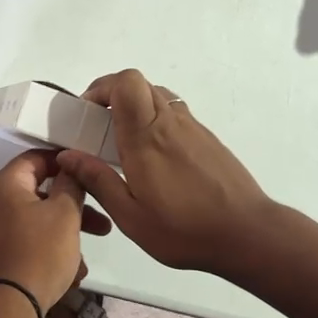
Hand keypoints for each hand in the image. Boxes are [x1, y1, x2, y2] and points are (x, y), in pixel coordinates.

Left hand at [0, 150, 109, 311]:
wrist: (5, 308)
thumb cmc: (38, 253)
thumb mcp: (65, 215)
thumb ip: (71, 186)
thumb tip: (69, 169)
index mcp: (2, 185)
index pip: (34, 159)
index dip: (63, 162)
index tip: (87, 171)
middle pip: (35, 195)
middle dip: (71, 209)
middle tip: (101, 225)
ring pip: (31, 224)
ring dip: (62, 237)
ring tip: (85, 262)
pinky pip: (21, 245)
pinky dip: (44, 252)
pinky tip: (68, 275)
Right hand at [55, 69, 279, 274]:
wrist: (249, 235)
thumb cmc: (184, 229)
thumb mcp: (130, 215)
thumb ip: (97, 180)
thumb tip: (67, 156)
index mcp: (146, 137)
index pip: (125, 82)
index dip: (102, 87)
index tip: (88, 113)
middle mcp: (169, 123)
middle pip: (139, 82)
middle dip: (112, 95)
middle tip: (99, 126)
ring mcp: (193, 129)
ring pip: (158, 96)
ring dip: (135, 107)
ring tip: (124, 142)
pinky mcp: (208, 140)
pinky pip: (175, 114)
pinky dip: (156, 122)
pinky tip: (154, 159)